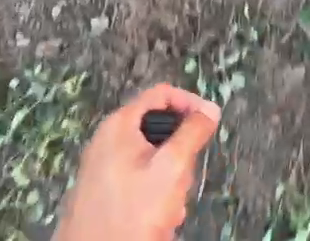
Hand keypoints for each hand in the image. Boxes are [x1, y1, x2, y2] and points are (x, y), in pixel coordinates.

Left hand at [54, 84, 221, 240]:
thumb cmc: (132, 212)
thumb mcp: (172, 167)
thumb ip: (193, 133)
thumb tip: (210, 109)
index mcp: (119, 125)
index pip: (162, 94)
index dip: (190, 103)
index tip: (208, 124)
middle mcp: (106, 141)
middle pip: (158, 127)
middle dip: (179, 150)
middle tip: (186, 174)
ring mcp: (100, 168)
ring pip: (150, 156)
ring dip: (169, 176)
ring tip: (172, 203)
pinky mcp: (99, 194)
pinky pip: (136, 178)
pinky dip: (152, 191)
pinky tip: (158, 215)